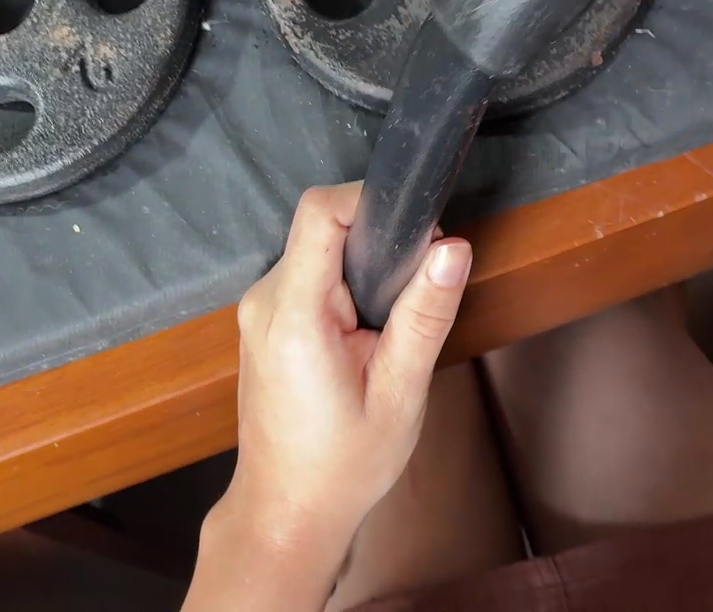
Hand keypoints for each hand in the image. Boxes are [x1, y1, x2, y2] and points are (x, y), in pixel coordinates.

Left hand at [183, 183, 472, 610]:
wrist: (285, 512)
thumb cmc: (344, 464)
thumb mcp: (400, 393)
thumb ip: (424, 315)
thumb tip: (454, 247)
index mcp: (294, 313)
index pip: (319, 211)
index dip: (368, 201)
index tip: (415, 229)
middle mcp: (265, 297)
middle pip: (321, 229)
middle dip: (374, 245)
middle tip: (415, 291)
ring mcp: (258, 306)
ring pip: (316, 251)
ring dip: (360, 270)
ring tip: (389, 324)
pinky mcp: (263, 318)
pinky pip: (306, 275)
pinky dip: (342, 287)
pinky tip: (363, 333)